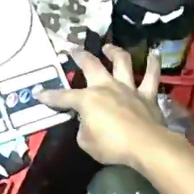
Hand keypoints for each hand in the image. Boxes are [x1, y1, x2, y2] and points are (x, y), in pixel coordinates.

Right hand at [37, 45, 175, 168]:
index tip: (39, 93)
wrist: (145, 145)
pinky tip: (154, 54)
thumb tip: (87, 123)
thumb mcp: (87, 142)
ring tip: (109, 47)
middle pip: (91, 65)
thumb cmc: (112, 146)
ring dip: (114, 52)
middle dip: (79, 56)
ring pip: (122, 62)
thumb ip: (84, 129)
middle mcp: (107, 87)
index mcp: (87, 99)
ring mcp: (128, 88)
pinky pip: (151, 76)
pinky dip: (153, 64)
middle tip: (73, 49)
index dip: (49, 96)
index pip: (63, 97)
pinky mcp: (147, 94)